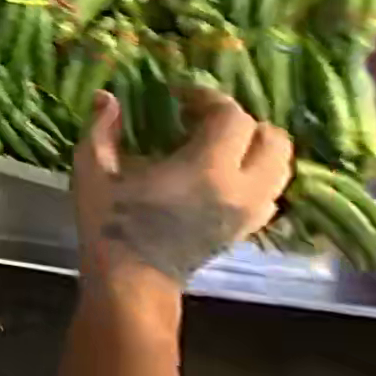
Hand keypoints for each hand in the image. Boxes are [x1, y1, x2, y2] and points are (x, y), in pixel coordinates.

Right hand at [72, 87, 290, 297]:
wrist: (131, 281)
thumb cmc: (111, 223)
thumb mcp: (94, 169)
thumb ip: (102, 128)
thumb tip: (105, 96)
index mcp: (207, 170)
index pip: (233, 117)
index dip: (208, 96)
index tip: (178, 94)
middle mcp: (242, 189)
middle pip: (273, 138)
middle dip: (240, 120)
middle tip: (201, 118)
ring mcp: (250, 212)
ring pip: (280, 166)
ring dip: (252, 145)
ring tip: (212, 142)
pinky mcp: (247, 229)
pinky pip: (270, 190)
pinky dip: (254, 172)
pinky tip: (217, 172)